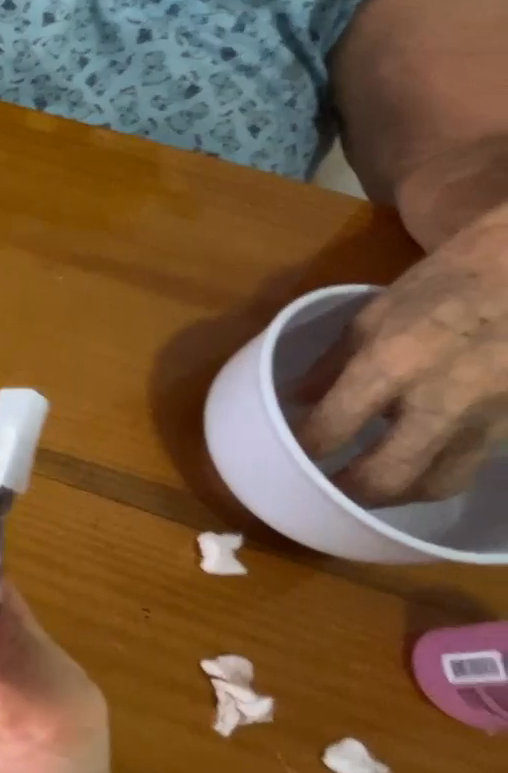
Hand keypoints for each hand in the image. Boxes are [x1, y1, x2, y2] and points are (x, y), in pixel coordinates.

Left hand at [297, 209, 507, 503]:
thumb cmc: (456, 278)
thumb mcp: (376, 312)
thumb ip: (332, 362)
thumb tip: (296, 399)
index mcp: (392, 366)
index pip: (331, 430)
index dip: (303, 451)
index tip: (285, 458)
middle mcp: (443, 399)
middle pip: (390, 475)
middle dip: (352, 493)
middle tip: (326, 494)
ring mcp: (496, 414)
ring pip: (443, 480)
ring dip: (401, 493)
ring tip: (370, 490)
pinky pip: (479, 461)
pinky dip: (444, 472)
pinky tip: (422, 467)